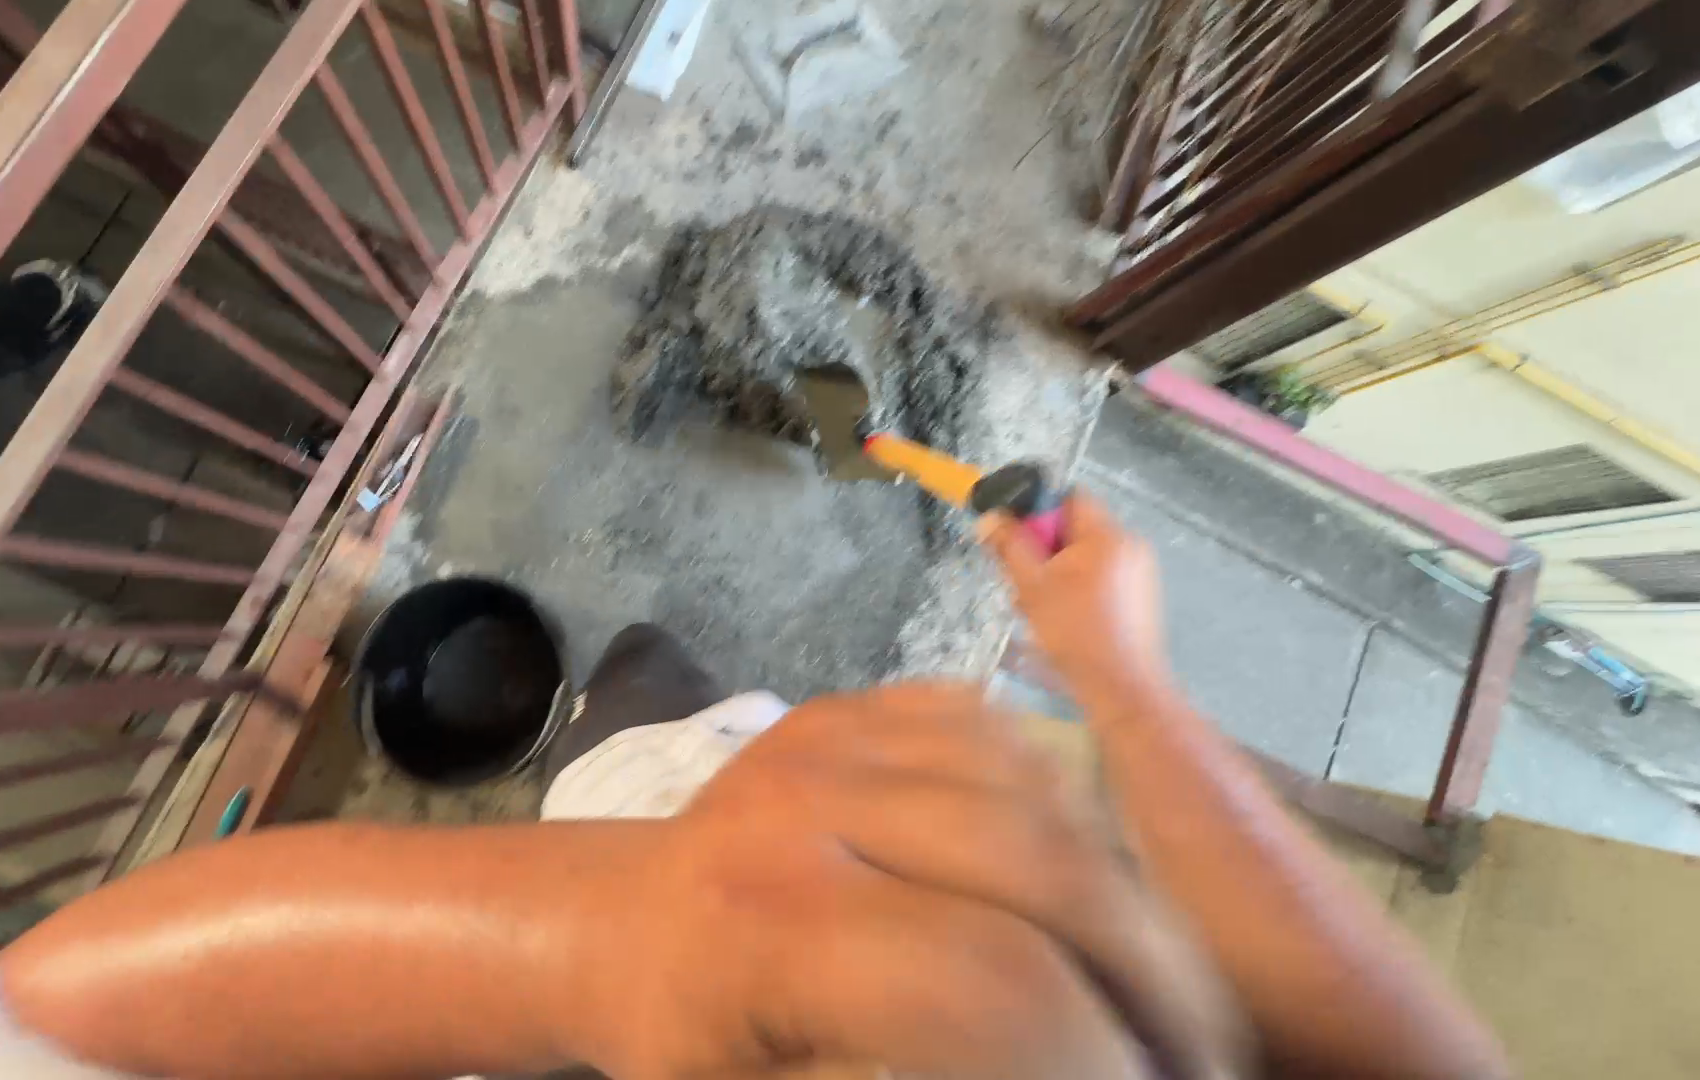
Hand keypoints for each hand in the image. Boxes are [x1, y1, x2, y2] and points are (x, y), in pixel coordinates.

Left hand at [576, 681, 1249, 1079]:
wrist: (633, 915)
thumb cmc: (692, 1036)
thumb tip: (1063, 1059)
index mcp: (771, 924)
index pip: (990, 980)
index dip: (1101, 1050)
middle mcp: (805, 801)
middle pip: (1033, 856)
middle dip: (1146, 959)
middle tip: (1189, 1034)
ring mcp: (828, 732)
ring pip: (1030, 779)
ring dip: (1115, 873)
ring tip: (1143, 952)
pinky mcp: (846, 704)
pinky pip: (989, 724)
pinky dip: (1054, 791)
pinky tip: (1070, 858)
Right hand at [980, 493, 1172, 712]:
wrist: (1121, 687)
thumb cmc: (1075, 632)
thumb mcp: (1031, 586)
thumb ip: (1009, 546)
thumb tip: (989, 519)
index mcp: (1108, 535)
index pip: (1069, 497)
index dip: (1037, 511)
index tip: (1014, 536)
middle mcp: (1130, 545)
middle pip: (1074, 528)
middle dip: (1041, 548)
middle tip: (1021, 578)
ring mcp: (1139, 572)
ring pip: (1082, 556)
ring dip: (1054, 571)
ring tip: (1037, 604)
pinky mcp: (1139, 597)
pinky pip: (1098, 577)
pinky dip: (1074, 588)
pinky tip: (1060, 617)